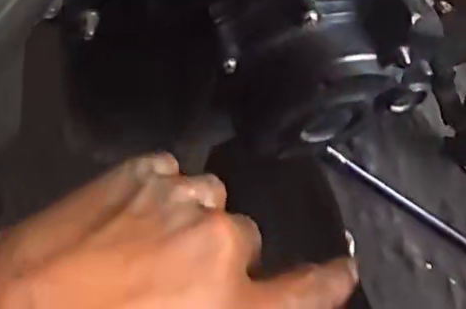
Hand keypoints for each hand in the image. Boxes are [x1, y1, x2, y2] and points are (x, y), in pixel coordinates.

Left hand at [0, 153, 357, 308]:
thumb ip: (210, 305)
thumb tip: (219, 293)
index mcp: (224, 303)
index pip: (302, 292)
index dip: (326, 281)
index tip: (341, 269)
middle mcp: (213, 244)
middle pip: (243, 242)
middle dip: (219, 264)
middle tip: (172, 289)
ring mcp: (174, 199)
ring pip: (207, 201)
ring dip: (186, 224)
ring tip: (141, 254)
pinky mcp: (137, 169)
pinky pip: (169, 177)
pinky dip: (157, 196)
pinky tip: (124, 222)